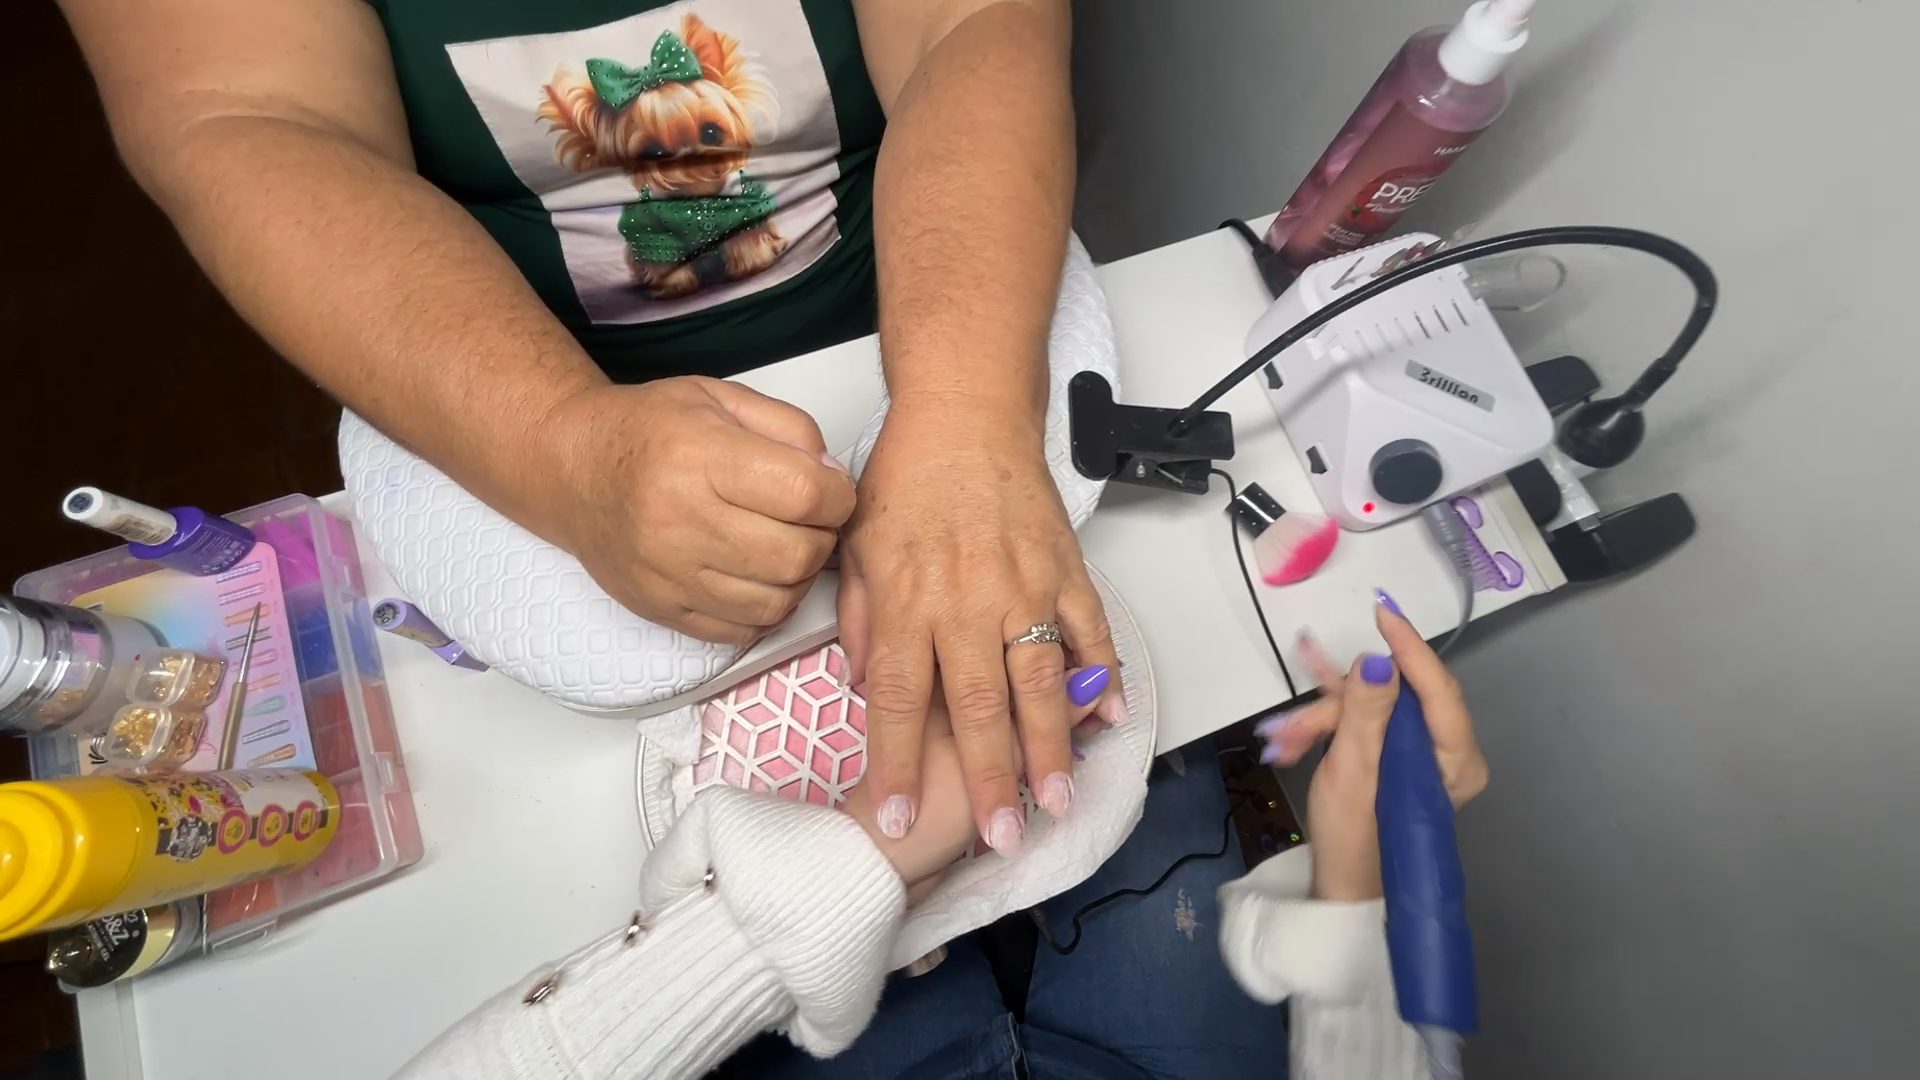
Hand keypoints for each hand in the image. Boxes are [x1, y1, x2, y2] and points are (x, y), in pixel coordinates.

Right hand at [539, 378, 856, 644]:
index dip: (838, 495)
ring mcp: (667, 573)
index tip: (831, 489)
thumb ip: (792, 430)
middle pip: (797, 555)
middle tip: (809, 519)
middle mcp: (678, 520)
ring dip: (799, 576)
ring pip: (777, 600)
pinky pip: (743, 630)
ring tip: (783, 544)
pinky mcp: (661, 608)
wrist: (571, 467)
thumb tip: (836, 482)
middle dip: (823, 537)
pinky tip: (756, 574)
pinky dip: (766, 607)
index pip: (803, 494)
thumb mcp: (723, 398)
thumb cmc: (650, 429)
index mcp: (697, 457)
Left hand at [837, 396, 1122, 855]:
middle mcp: (965, 601)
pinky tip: (1110, 716)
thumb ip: (857, 617)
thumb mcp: (854, 542)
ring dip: (1049, 745)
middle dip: (987, 778)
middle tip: (1000, 836)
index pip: (894, 698)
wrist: (965, 415)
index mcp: (906, 598)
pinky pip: (1089, 628)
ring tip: (1055, 800)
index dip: (894, 763)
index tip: (895, 816)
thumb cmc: (907, 476)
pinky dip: (1102, 673)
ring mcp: (1023, 586)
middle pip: (975, 705)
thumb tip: (862, 683)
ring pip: (1038, 679)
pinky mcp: (1064, 568)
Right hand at [1256, 600, 1488, 900]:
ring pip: (1365, 709)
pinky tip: (1289, 733)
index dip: (1408, 648)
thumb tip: (1377, 660)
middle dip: (1334, 705)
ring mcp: (1415, 751)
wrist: (1343, 883)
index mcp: (1452, 757)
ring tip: (1280, 739)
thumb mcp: (1355, 769)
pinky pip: (1358, 722)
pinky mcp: (1391, 754)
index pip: (1437, 688)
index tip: (1382, 613)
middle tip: (1291, 721)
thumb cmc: (1356, 834)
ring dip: (1318, 721)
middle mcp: (1443, 750)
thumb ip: (1367, 712)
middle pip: (1388, 698)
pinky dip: (1323, 726)